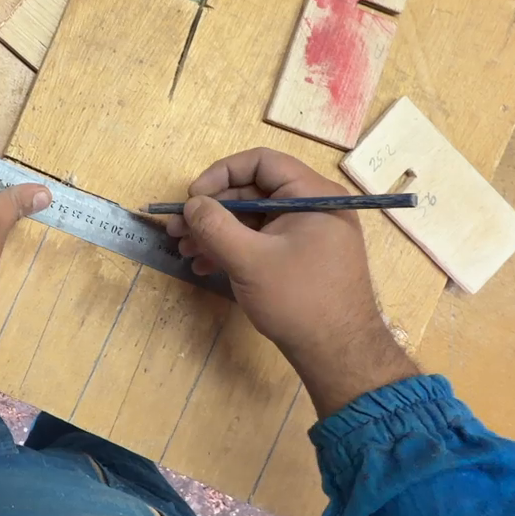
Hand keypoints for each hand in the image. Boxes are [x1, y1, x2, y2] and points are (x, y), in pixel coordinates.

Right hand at [165, 148, 416, 416]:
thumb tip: (191, 204)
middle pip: (251, 191)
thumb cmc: (298, 299)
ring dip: (214, 231)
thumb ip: (214, 225)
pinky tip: (204, 265)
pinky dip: (230, 248)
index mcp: (312, 195)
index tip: (193, 198)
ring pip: (250, 218)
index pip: (261, 162)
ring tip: (184, 249)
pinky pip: (258, 239)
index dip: (221, 174)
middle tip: (177, 228)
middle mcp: (312, 207)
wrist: (337, 352)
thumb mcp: (248, 259)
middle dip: (211, 209)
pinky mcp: (298, 256)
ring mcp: (305, 233)